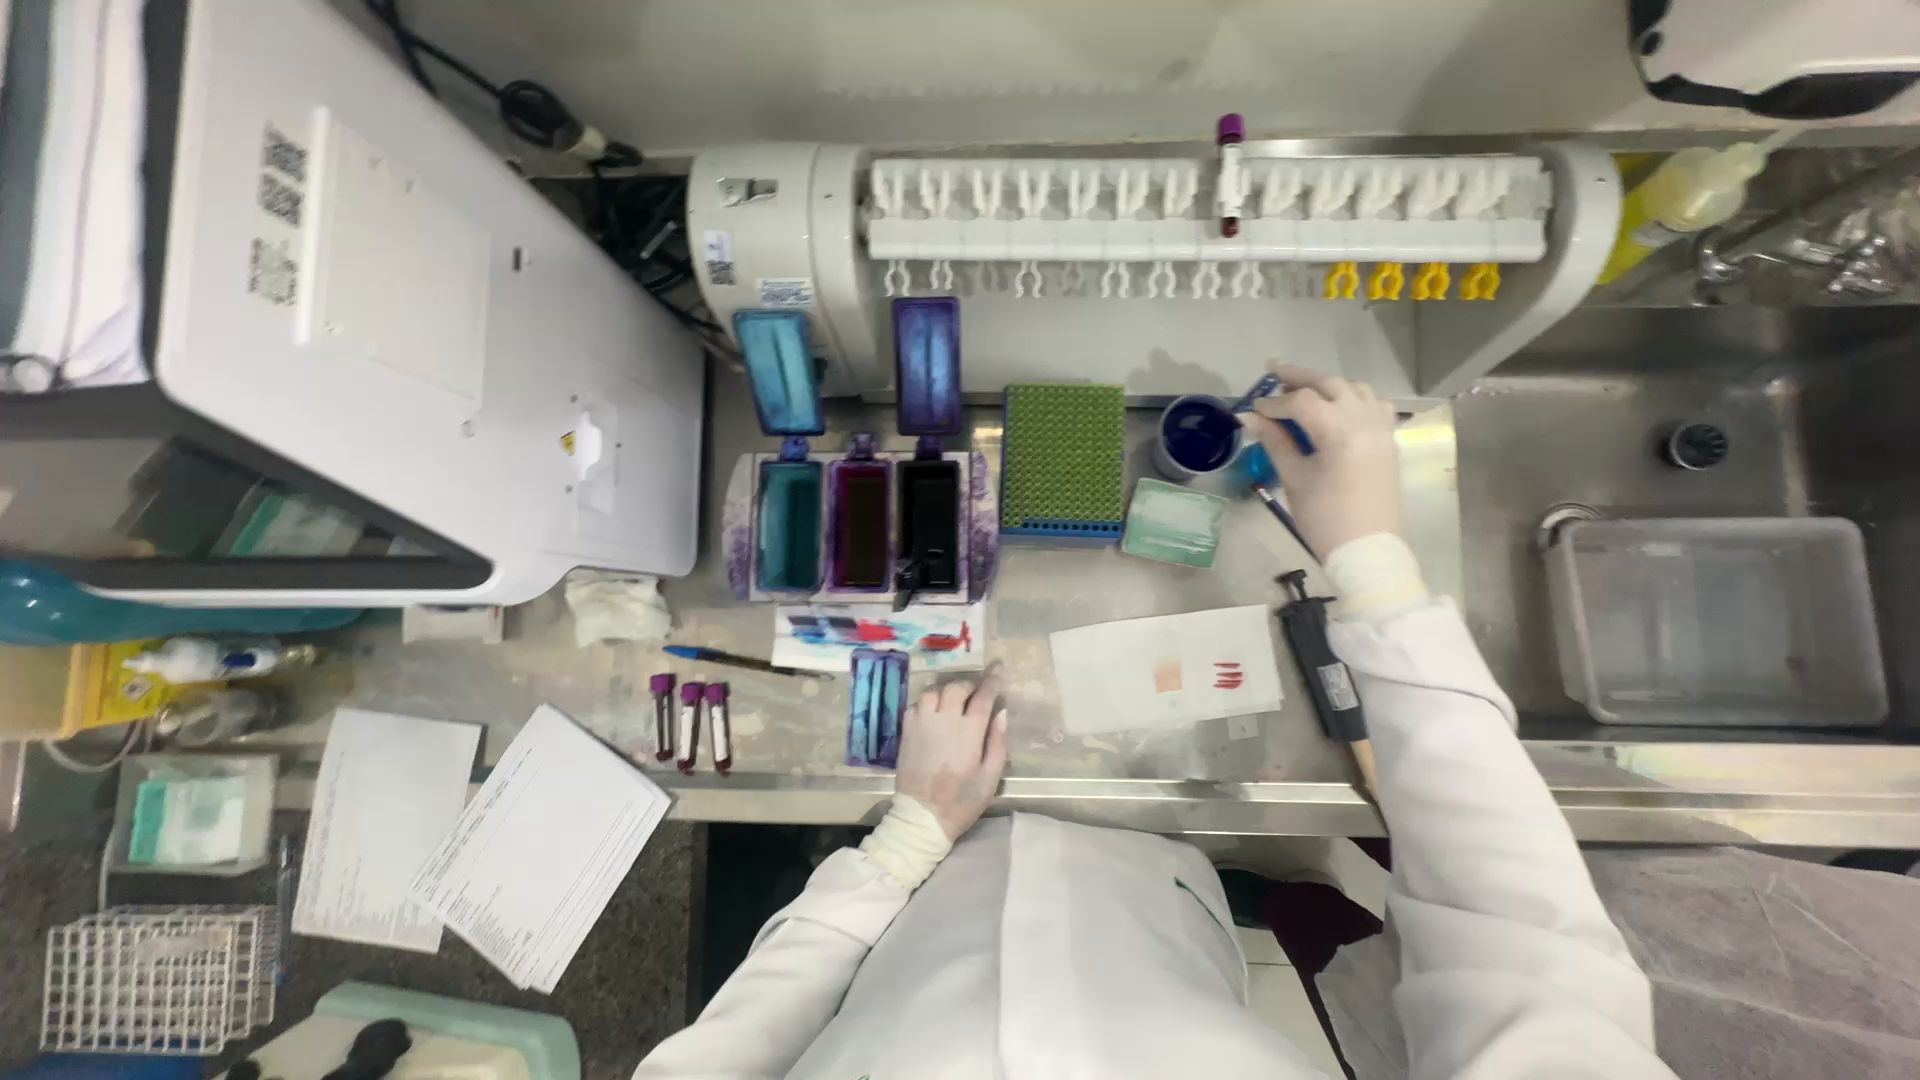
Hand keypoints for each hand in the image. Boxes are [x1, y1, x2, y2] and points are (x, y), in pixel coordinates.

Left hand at [894, 670, 1008, 841]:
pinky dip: (929, 701)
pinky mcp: (907, 731)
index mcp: (968, 732)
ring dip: (948, 690)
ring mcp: (921, 723)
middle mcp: (944, 720)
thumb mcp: (990, 778)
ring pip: (934, 691)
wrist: (922, 817)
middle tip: (978, 691)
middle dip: (970, 684)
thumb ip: (998, 742)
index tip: (999, 668)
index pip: (983, 696)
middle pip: (957, 687)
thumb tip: (1001, 713)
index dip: (993, 680)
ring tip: (956, 700)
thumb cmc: (962, 801)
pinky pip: (917, 704)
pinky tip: (935, 711)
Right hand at [1240, 364, 1401, 556]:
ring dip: (1328, 384)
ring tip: (1303, 389)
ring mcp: (1382, 428)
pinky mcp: (1389, 439)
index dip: (1275, 403)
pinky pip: (1374, 404)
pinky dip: (1353, 397)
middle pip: (1330, 384)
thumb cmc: (1323, 518)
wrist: (1365, 548)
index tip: (1254, 409)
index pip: (1302, 402)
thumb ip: (1275, 441)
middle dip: (1299, 377)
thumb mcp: (1294, 478)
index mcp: (1340, 434)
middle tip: (1273, 372)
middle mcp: (1365, 422)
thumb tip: (1252, 417)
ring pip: (1355, 388)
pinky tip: (1337, 405)